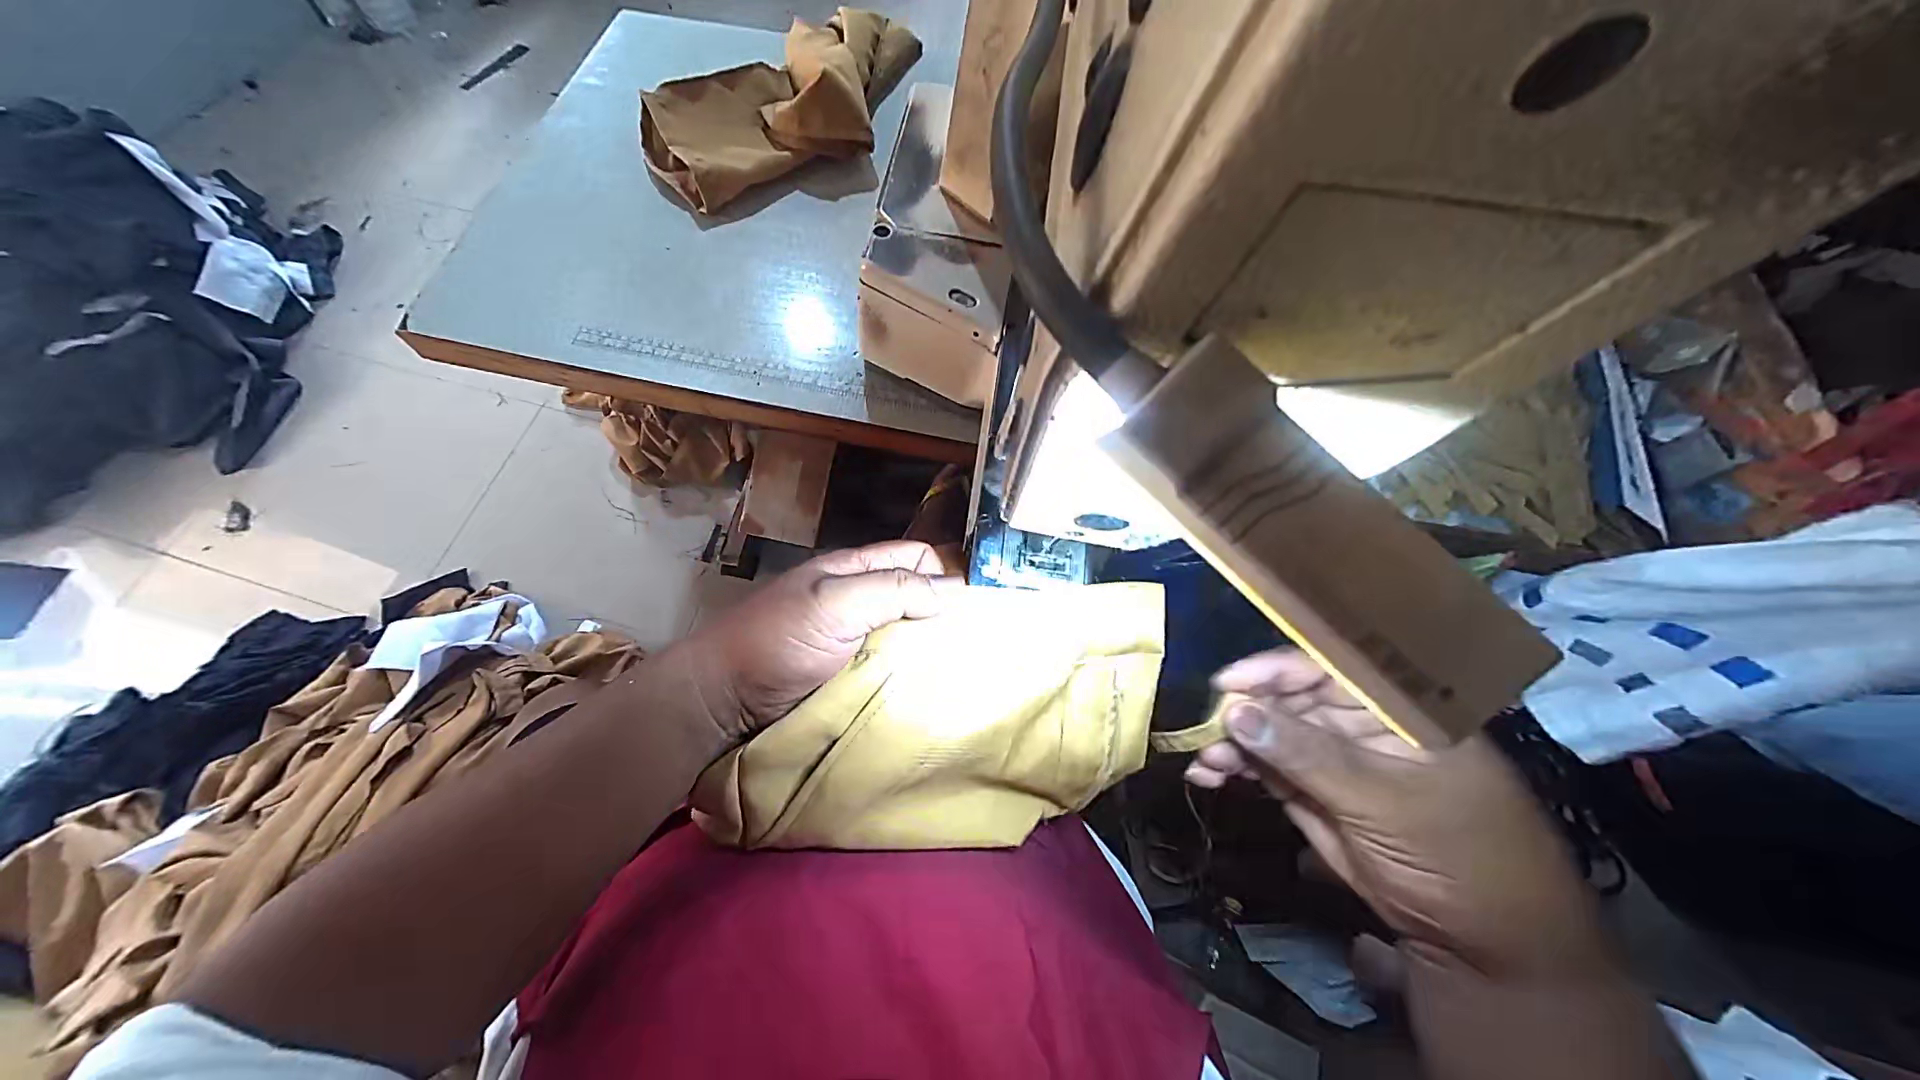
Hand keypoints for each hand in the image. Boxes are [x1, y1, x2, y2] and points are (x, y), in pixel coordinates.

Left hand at [663, 540, 958, 742]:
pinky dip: (917, 676)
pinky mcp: (854, 677)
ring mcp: (859, 641)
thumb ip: (891, 589)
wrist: (722, 701)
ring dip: (936, 649)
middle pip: (920, 597)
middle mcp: (863, 601)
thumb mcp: (832, 604)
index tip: (985, 602)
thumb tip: (955, 591)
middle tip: (988, 640)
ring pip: (912, 636)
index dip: (949, 572)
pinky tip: (940, 689)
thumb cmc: (775, 642)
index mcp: (857, 571)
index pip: (918, 558)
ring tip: (974, 667)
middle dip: (949, 613)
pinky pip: (897, 670)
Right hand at [1186, 649, 1609, 979]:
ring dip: (1232, 744)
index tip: (1227, 683)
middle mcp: (1360, 724)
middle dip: (1244, 711)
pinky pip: (1265, 768)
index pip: (1329, 669)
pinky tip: (1208, 777)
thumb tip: (1236, 711)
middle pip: (1289, 699)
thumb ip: (1307, 754)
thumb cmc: (1454, 854)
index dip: (1276, 670)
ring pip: (1269, 734)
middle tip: (1205, 729)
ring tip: (1205, 763)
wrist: (1482, 944)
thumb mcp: (1383, 799)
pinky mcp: (1312, 792)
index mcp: (1395, 710)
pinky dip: (1235, 770)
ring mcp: (1334, 759)